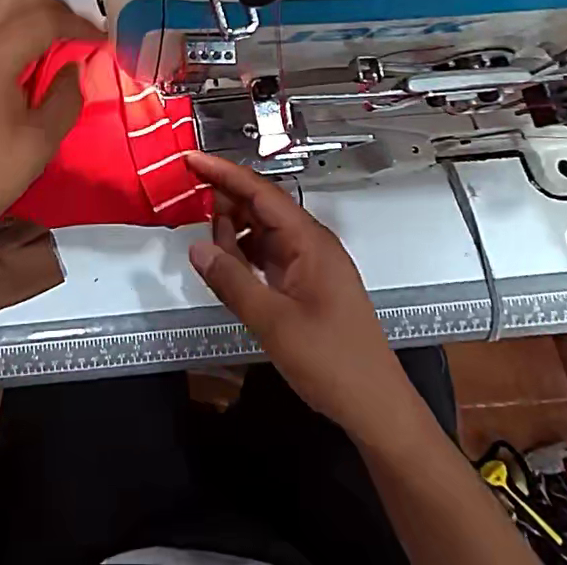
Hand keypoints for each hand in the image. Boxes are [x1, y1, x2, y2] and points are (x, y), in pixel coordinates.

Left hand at [0, 0, 100, 301]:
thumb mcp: (39, 144)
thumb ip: (65, 97)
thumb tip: (73, 69)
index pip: (43, 18)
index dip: (79, 25)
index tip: (102, 40)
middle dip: (53, 6)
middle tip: (80, 31)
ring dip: (25, 6)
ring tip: (53, 32)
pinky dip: (2, 19)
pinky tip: (19, 48)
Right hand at [185, 152, 421, 441]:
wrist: (375, 406)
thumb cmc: (334, 363)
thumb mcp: (274, 322)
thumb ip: (232, 281)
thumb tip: (198, 249)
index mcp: (309, 241)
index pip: (261, 191)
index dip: (224, 172)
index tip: (192, 160)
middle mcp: (311, 244)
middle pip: (261, 206)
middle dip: (225, 205)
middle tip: (191, 214)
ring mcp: (309, 264)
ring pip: (263, 231)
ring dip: (233, 234)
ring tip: (209, 250)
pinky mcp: (305, 284)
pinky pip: (269, 255)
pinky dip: (244, 256)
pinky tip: (228, 269)